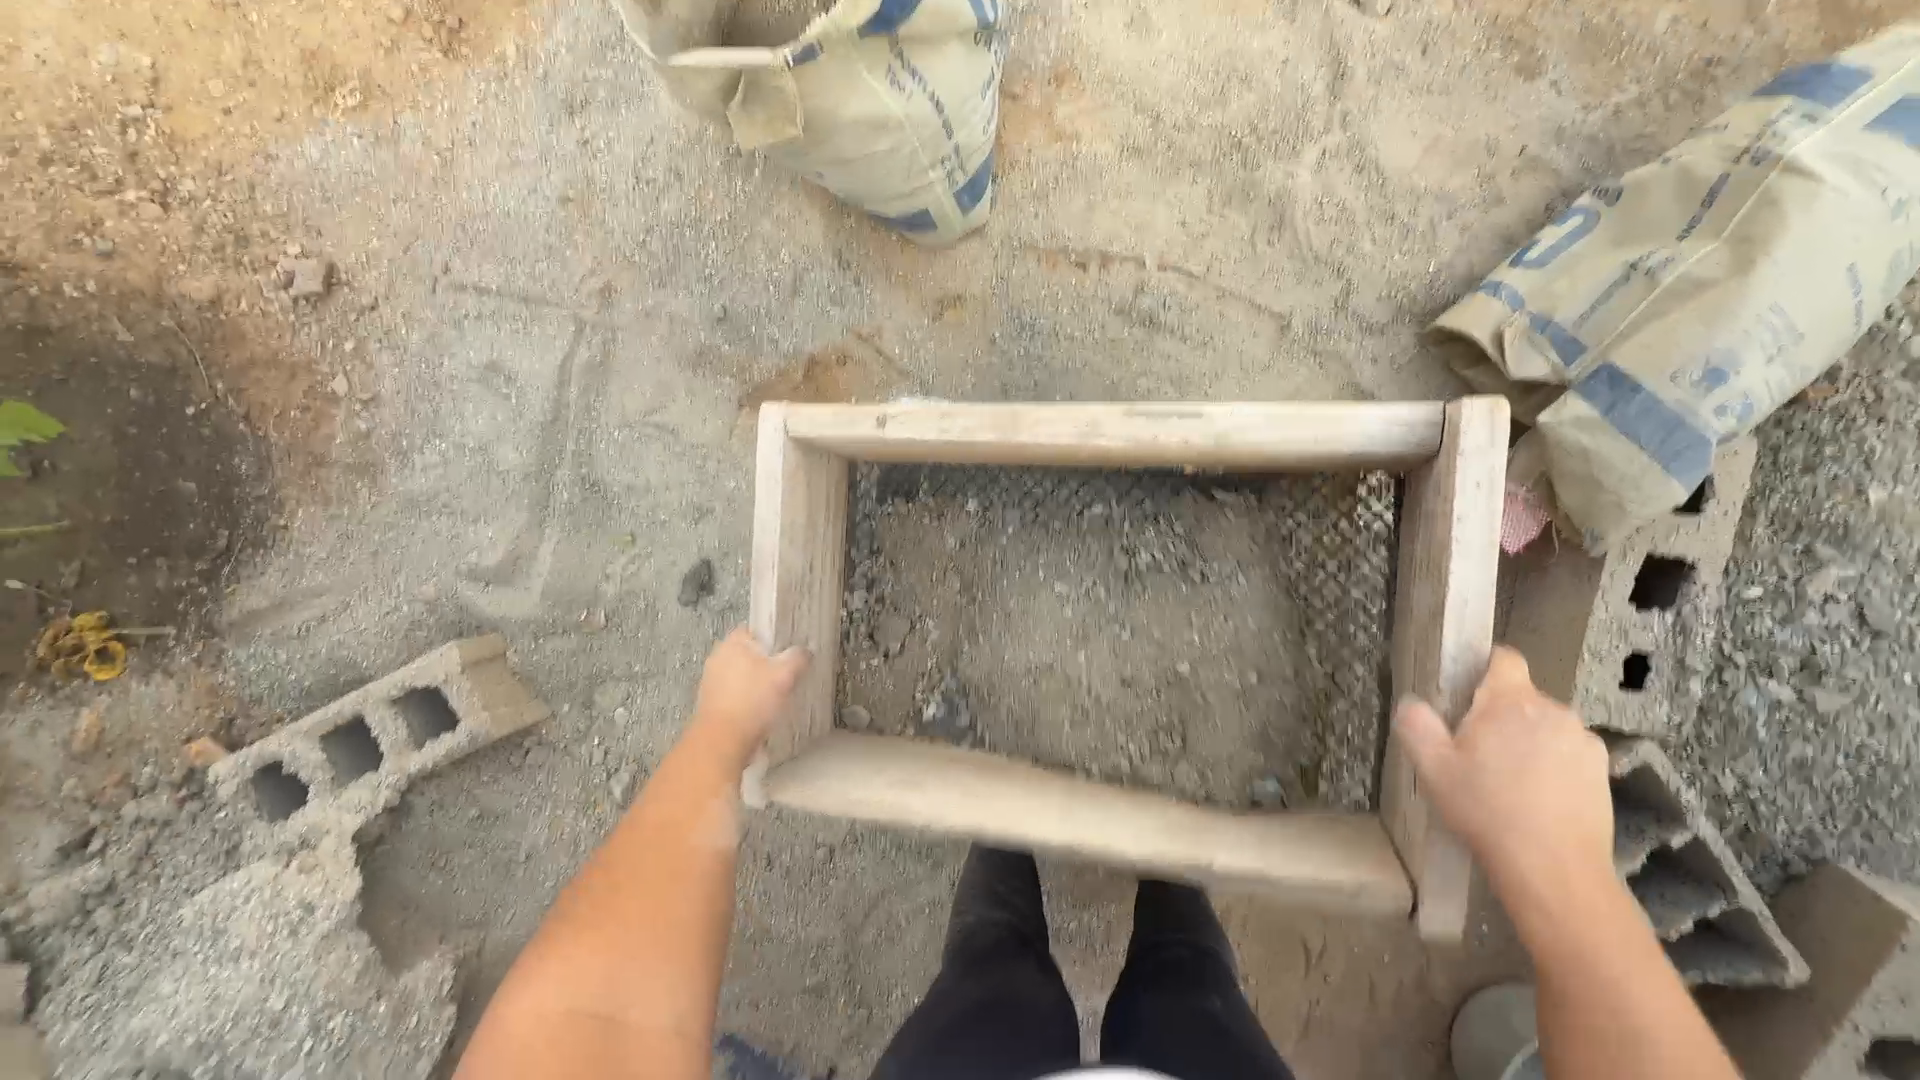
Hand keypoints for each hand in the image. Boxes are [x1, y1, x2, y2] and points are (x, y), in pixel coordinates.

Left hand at [689, 627, 809, 765]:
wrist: (723, 741)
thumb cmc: (754, 700)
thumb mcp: (785, 675)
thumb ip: (798, 657)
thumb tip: (804, 651)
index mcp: (732, 643)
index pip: (755, 630)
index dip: (773, 639)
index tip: (788, 652)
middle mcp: (717, 658)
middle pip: (749, 654)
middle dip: (766, 664)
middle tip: (787, 675)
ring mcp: (711, 682)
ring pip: (742, 676)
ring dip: (757, 684)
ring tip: (777, 697)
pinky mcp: (710, 704)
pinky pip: (735, 695)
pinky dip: (748, 701)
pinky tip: (761, 713)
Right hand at [1394, 647, 1614, 924]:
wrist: (1552, 866)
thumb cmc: (1485, 809)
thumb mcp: (1431, 768)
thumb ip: (1416, 725)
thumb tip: (1412, 702)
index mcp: (1509, 701)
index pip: (1504, 658)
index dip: (1484, 669)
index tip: (1467, 697)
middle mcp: (1552, 710)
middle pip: (1521, 697)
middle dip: (1500, 716)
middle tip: (1477, 754)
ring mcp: (1583, 740)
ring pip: (1545, 726)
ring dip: (1527, 741)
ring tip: (1509, 782)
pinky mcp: (1602, 771)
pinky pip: (1568, 753)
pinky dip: (1553, 766)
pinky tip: (1538, 799)